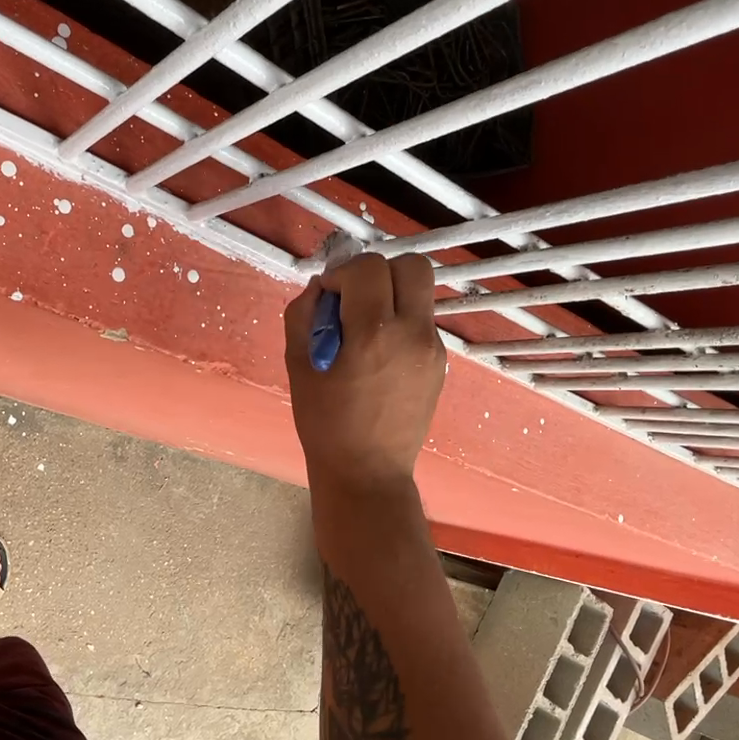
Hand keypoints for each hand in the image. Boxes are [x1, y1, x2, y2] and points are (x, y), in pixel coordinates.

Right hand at [283, 253, 445, 494]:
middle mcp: (413, 333)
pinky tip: (378, 354)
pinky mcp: (440, 363)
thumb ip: (302, 317)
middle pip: (411, 266)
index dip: (342, 273)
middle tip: (353, 299)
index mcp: (374, 333)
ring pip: (421, 292)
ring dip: (391, 295)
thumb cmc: (325, 425)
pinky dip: (400, 321)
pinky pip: (422, 322)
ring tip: (364, 328)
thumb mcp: (297, 367)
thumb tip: (319, 289)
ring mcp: (433, 348)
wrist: (367, 473)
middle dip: (378, 272)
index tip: (328, 298)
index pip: (369, 267)